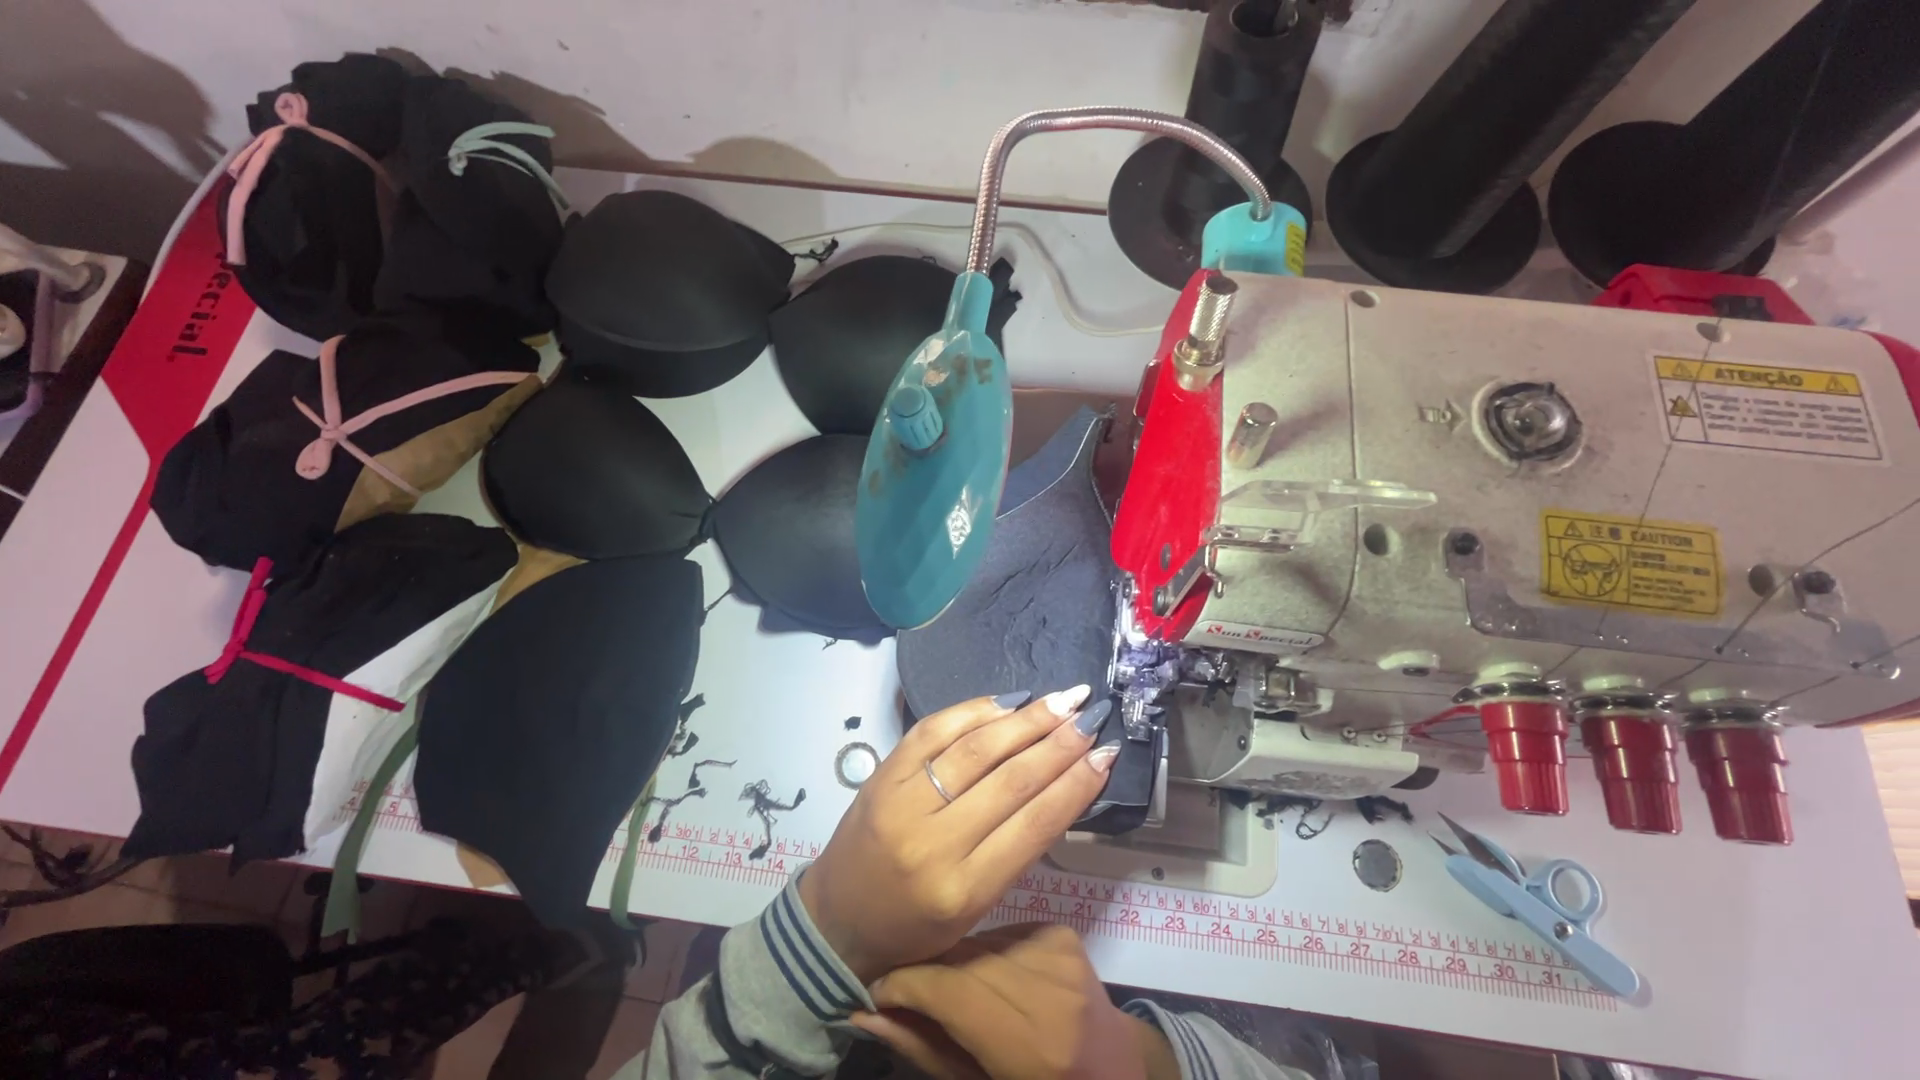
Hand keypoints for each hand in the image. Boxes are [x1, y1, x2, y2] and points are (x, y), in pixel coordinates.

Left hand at [798, 687, 1115, 982]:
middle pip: (1009, 781)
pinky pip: (932, 731)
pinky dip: (974, 711)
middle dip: (1058, 745)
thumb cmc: (915, 928)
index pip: (1034, 825)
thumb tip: (1063, 783)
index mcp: (963, 890)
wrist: (835, 921)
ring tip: (1062, 701)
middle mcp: (933, 844)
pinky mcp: (881, 776)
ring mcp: (901, 803)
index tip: (1107, 755)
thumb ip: (1016, 851)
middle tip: (1092, 718)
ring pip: (975, 750)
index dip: (1076, 785)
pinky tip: (1008, 702)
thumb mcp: (974, 908)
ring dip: (1025, 721)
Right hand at [849, 922, 1178, 1079]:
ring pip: (976, 938)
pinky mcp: (1062, 929)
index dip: (902, 985)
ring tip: (945, 986)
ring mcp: (1059, 949)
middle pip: (959, 956)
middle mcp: (1049, 985)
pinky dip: (982, 950)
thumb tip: (862, 1013)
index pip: (948, 988)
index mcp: (1032, 1042)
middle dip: (922, 971)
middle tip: (899, 991)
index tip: (873, 993)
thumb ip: (923, 1048)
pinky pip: (1000, 929)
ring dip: (952, 959)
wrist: (1112, 1071)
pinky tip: (986, 975)